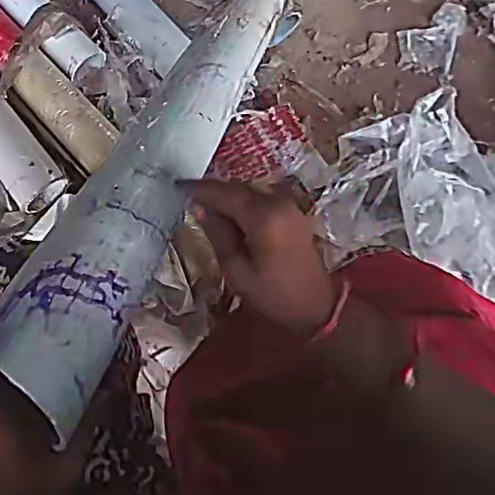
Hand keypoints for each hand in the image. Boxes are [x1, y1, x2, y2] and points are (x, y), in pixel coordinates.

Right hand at [183, 179, 341, 332]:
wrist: (317, 307)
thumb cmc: (273, 294)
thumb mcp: (236, 269)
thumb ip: (217, 233)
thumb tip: (199, 207)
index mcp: (263, 216)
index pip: (223, 192)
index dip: (198, 188)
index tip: (177, 187)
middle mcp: (277, 202)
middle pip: (236, 187)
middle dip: (212, 191)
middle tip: (188, 199)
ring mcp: (288, 205)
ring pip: (248, 191)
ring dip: (226, 196)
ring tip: (205, 208)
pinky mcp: (292, 212)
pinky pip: (260, 198)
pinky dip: (242, 202)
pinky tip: (229, 215)